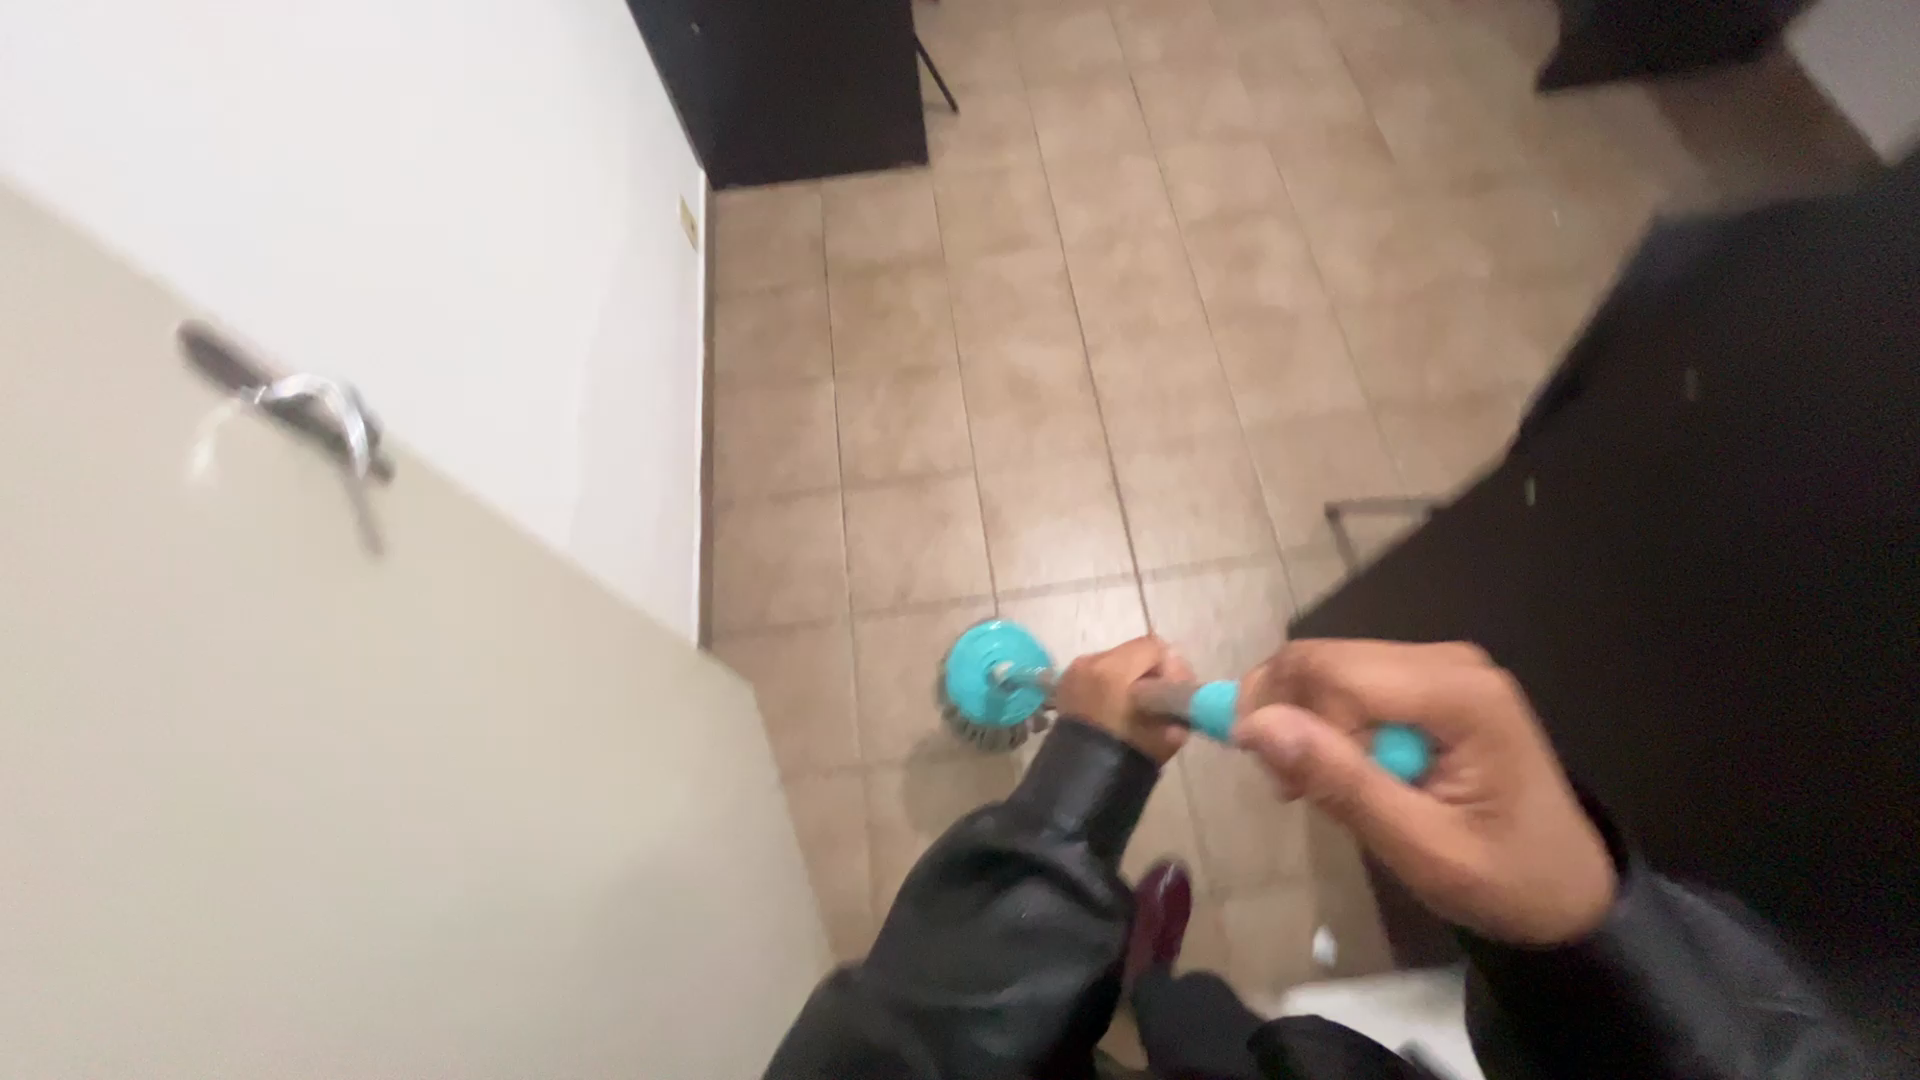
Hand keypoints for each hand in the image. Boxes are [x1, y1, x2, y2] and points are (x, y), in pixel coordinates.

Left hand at [1053, 636, 1191, 765]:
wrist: (1080, 781)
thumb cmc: (1127, 757)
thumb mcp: (1167, 734)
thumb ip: (1179, 704)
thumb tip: (1182, 689)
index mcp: (1113, 671)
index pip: (1153, 647)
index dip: (1171, 666)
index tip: (1176, 690)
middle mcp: (1090, 662)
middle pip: (1132, 652)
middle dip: (1150, 671)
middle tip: (1161, 698)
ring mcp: (1073, 671)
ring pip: (1114, 660)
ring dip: (1130, 677)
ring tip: (1137, 705)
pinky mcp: (1065, 682)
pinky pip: (1096, 672)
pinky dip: (1110, 683)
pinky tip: (1116, 708)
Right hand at [1233, 639, 1615, 944]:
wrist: (1564, 887)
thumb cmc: (1504, 878)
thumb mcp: (1423, 849)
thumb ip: (1341, 782)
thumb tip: (1254, 726)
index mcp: (1461, 695)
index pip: (1334, 674)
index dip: (1289, 720)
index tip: (1286, 790)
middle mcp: (1444, 661)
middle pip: (1319, 660)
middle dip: (1284, 716)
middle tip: (1289, 785)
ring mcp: (1430, 665)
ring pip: (1318, 667)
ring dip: (1296, 721)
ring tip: (1313, 782)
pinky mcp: (1416, 678)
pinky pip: (1336, 680)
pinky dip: (1317, 720)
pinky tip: (1336, 764)